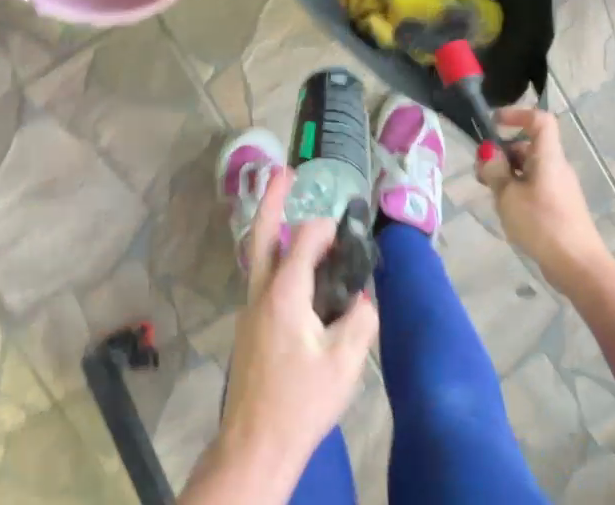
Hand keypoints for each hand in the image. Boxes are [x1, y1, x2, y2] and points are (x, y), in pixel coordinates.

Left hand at [215, 168, 378, 491]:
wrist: (256, 444)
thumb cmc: (301, 401)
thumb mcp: (345, 362)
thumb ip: (361, 320)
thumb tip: (363, 297)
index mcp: (284, 294)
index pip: (304, 241)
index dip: (326, 228)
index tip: (347, 228)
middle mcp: (261, 294)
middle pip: (262, 236)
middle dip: (272, 201)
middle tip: (281, 171)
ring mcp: (250, 312)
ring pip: (259, 259)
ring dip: (273, 231)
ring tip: (289, 211)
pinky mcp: (251, 330)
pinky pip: (263, 281)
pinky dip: (277, 261)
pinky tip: (296, 272)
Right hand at [478, 107, 611, 291]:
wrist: (578, 265)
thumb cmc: (542, 225)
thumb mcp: (508, 196)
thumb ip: (495, 171)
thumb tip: (489, 152)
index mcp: (548, 157)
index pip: (540, 120)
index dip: (517, 115)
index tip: (493, 124)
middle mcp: (557, 167)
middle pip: (530, 146)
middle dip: (502, 152)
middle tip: (481, 172)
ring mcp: (560, 187)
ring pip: (531, 168)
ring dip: (508, 173)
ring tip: (491, 194)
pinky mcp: (560, 206)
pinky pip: (536, 186)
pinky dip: (518, 189)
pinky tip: (507, 210)